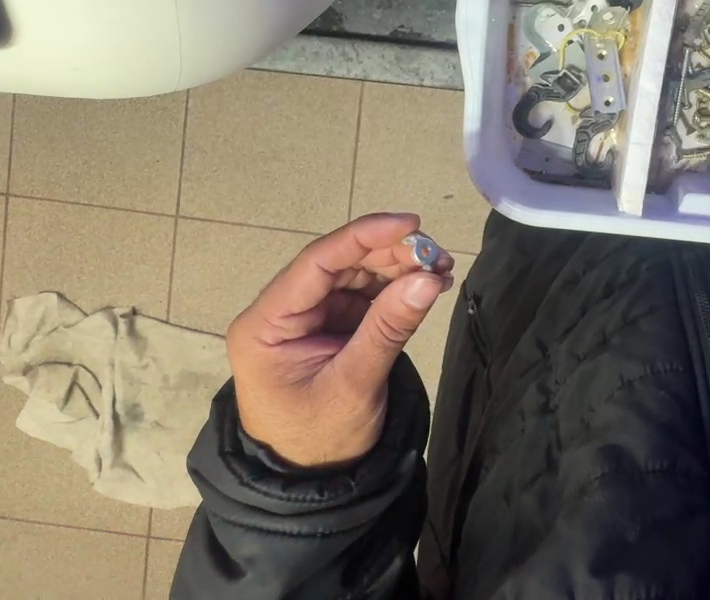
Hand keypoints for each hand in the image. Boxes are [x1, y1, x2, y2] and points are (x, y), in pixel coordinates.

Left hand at [226, 212, 453, 467]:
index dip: (365, 235)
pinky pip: (368, 291)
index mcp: (267, 323)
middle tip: (438, 256)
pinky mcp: (334, 323)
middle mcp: (284, 309)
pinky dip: (399, 285)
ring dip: (401, 266)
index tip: (411, 224)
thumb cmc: (319, 440)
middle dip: (392, 253)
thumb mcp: (355, 385)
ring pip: (358, 271)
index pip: (317, 261)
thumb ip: (389, 327)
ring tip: (442, 269)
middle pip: (341, 262)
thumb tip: (429, 278)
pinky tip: (429, 283)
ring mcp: (311, 315)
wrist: (314, 485)